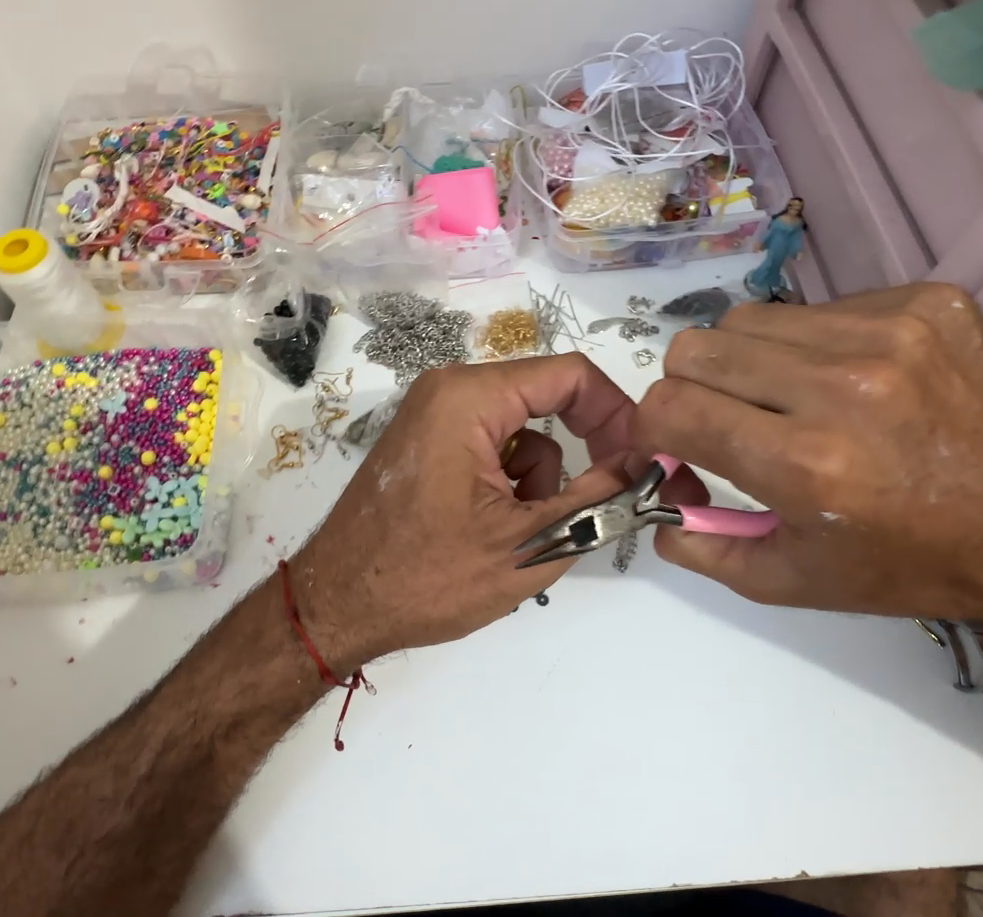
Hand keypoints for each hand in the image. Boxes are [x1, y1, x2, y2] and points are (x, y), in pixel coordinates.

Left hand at [288, 354, 635, 669]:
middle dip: (575, 457)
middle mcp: (449, 390)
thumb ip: (596, 498)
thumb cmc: (425, 577)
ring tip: (513, 534)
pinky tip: (486, 530)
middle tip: (593, 506)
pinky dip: (509, 485)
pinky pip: (494, 447)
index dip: (618, 415)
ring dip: (538, 481)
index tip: (642, 462)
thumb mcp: (528, 543)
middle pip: (547, 402)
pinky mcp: (429, 443)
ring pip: (525, 432)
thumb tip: (644, 466)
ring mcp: (434, 415)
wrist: (338, 607)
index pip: (571, 375)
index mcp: (468, 396)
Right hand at [634, 283, 982, 622]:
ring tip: (791, 399)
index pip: (672, 407)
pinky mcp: (927, 303)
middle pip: (697, 348)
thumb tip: (655, 497)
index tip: (674, 443)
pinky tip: (852, 380)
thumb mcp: (791, 582)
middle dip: (692, 389)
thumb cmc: (906, 564)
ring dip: (749, 361)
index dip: (655, 427)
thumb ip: (701, 546)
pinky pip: (819, 306)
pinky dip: (813, 343)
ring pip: (750, 319)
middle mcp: (844, 387)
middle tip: (730, 421)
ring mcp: (891, 333)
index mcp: (806, 464)